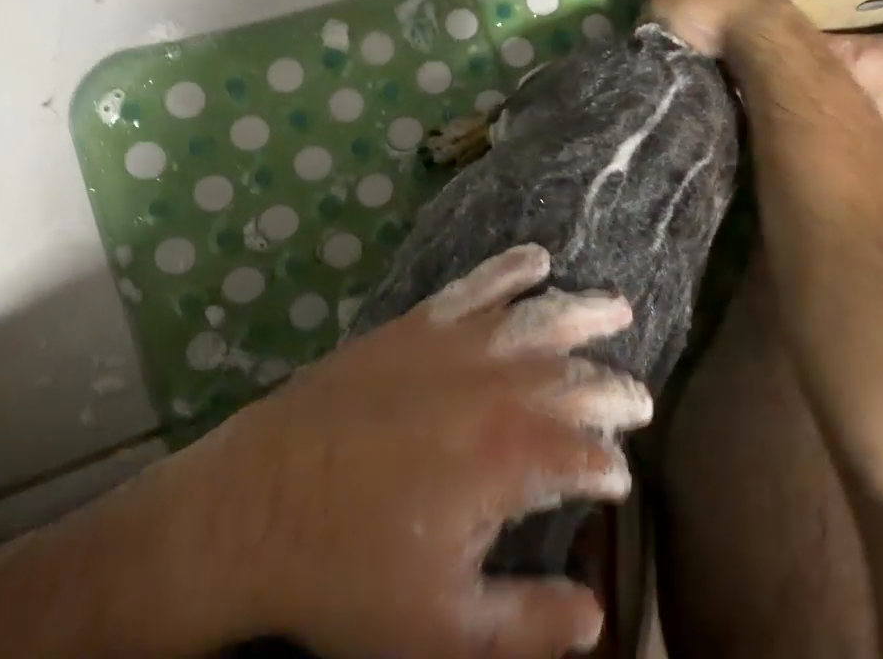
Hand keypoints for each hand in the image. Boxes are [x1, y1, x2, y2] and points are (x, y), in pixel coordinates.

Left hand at [89, 245, 650, 658]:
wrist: (246, 510)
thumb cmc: (344, 572)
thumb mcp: (442, 627)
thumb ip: (529, 624)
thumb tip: (597, 617)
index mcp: (508, 458)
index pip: (589, 456)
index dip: (610, 470)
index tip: (616, 483)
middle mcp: (491, 388)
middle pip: (572, 380)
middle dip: (612, 392)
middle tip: (637, 404)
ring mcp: (448, 349)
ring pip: (535, 320)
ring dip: (583, 315)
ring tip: (618, 309)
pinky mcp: (409, 329)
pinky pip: (472, 289)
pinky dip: (507, 271)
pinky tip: (533, 260)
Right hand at [643, 0, 782, 57]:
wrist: (760, 36)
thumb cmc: (707, 13)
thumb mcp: (660, 8)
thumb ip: (648, 16)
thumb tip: (642, 31)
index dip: (671, 11)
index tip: (661, 34)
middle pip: (708, 9)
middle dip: (695, 29)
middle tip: (680, 53)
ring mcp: (763, 9)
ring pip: (729, 29)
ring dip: (716, 46)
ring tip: (702, 66)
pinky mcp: (778, 35)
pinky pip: (746, 48)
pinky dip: (735, 59)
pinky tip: (725, 70)